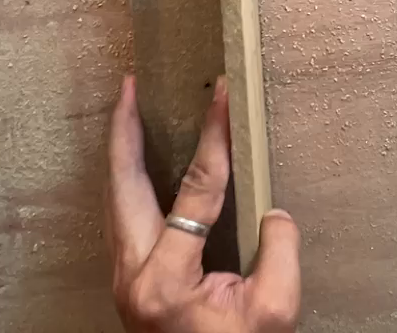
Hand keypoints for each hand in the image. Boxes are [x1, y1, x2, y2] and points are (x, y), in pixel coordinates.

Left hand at [107, 75, 301, 332]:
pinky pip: (124, 214)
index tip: (223, 94)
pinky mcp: (132, 282)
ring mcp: (125, 279)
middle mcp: (133, 274)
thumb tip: (271, 212)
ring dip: (122, 152)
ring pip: (116, 199)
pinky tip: (139, 165)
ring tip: (129, 112)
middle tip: (129, 86)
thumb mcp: (274, 312)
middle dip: (124, 130)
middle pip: (123, 185)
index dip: (214, 136)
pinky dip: (128, 179)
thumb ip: (280, 252)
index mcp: (165, 280)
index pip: (195, 187)